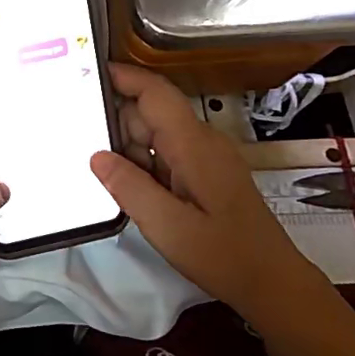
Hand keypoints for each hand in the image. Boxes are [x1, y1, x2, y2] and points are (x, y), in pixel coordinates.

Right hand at [89, 63, 319, 313]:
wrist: (271, 282)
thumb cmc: (223, 255)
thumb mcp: (168, 227)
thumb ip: (130, 188)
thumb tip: (97, 156)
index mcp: (193, 146)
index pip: (156, 94)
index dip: (124, 77)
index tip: (87, 73)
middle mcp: (201, 143)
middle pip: (151, 114)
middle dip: (116, 126)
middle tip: (82, 150)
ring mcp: (205, 159)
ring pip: (155, 136)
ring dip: (128, 151)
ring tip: (104, 179)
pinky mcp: (205, 175)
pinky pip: (165, 157)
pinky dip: (142, 166)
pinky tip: (128, 191)